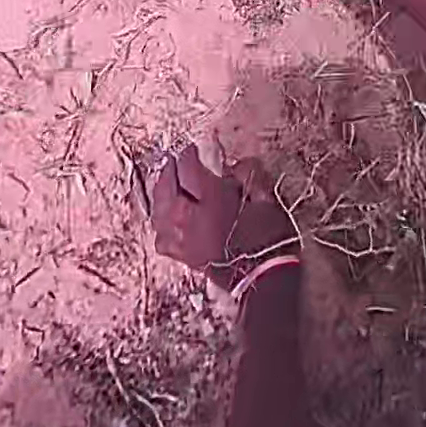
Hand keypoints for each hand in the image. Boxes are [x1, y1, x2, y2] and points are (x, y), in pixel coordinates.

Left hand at [150, 147, 293, 285]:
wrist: (264, 278)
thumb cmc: (267, 236)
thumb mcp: (263, 197)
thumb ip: (246, 174)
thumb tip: (234, 167)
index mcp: (209, 197)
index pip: (189, 166)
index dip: (188, 154)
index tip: (191, 148)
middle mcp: (187, 216)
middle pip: (167, 185)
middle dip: (170, 170)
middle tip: (175, 161)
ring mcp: (179, 238)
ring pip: (159, 208)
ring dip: (162, 192)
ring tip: (168, 183)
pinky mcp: (180, 254)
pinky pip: (161, 232)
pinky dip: (162, 219)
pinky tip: (166, 215)